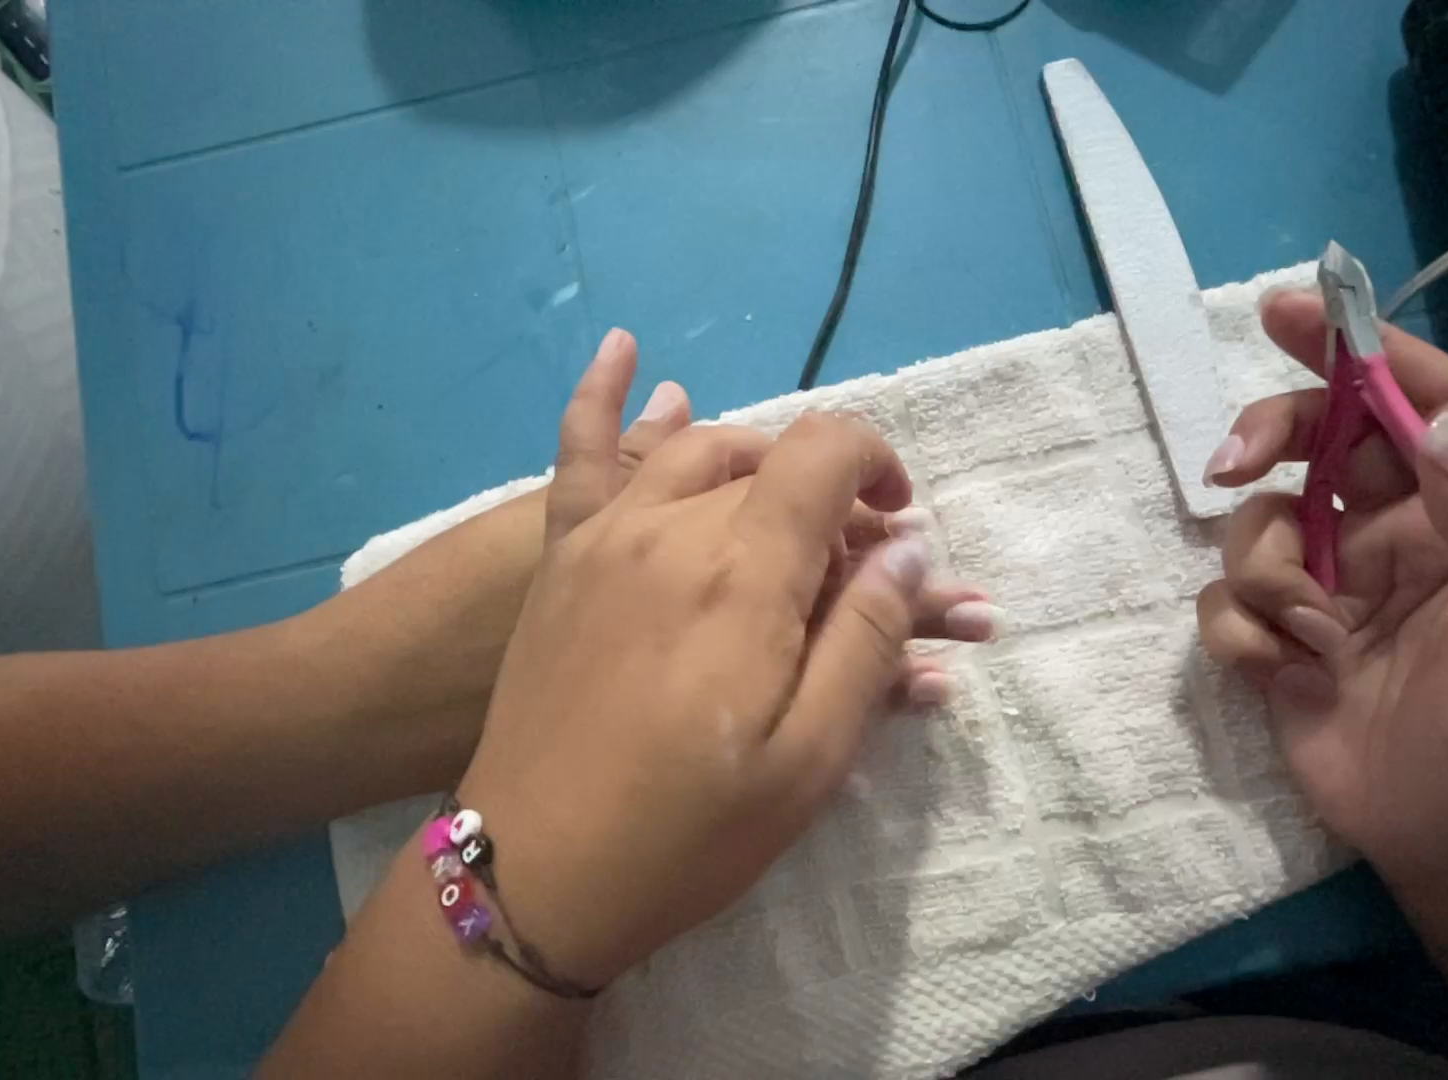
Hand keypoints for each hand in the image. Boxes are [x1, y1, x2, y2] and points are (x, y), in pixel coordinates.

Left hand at [457, 411, 936, 986]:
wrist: (536, 873)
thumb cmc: (688, 830)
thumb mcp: (810, 758)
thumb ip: (869, 639)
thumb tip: (911, 547)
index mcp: (745, 574)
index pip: (828, 452)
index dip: (879, 464)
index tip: (902, 520)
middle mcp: (673, 526)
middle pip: (774, 464)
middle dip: (832, 501)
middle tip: (851, 573)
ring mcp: (607, 533)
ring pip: (702, 449)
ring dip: (760, 464)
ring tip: (783, 515)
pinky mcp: (562, 555)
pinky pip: (582, 452)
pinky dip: (605, 396)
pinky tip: (622, 347)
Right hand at [1196, 290, 1447, 940]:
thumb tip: (1446, 435)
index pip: (1426, 407)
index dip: (1362, 351)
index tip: (1290, 311)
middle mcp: (1399, 542)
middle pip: (1313, 448)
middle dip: (1266, 442)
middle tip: (1231, 468)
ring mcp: (1328, 593)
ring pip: (1253, 529)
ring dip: (1261, 572)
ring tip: (1307, 638)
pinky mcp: (1273, 642)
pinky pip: (1221, 605)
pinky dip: (1237, 634)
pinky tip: (1281, 678)